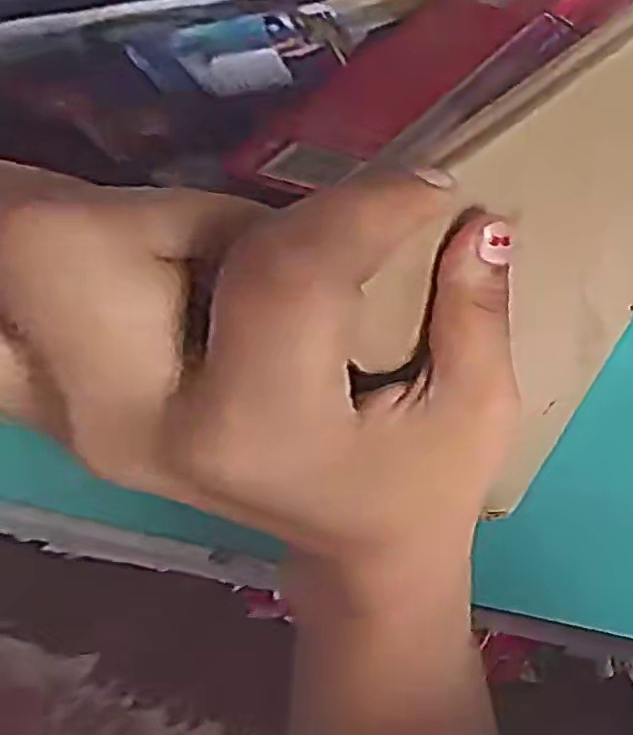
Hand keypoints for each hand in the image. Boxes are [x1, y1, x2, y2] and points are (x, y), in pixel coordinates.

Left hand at [0, 160, 518, 596]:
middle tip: (289, 234)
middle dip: (196, 207)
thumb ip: (477, 315)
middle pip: (63, 239)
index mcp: (263, 427)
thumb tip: (482, 226)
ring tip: (232, 248)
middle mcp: (130, 419)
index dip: (362, 210)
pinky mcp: (46, 401)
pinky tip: (171, 275)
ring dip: (126, 218)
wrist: (361, 546)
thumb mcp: (483, 405)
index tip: (429, 188)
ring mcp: (65, 414)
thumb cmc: (435, 479)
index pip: (284, 278)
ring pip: (11, 252)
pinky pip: (5, 300)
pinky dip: (82, 259)